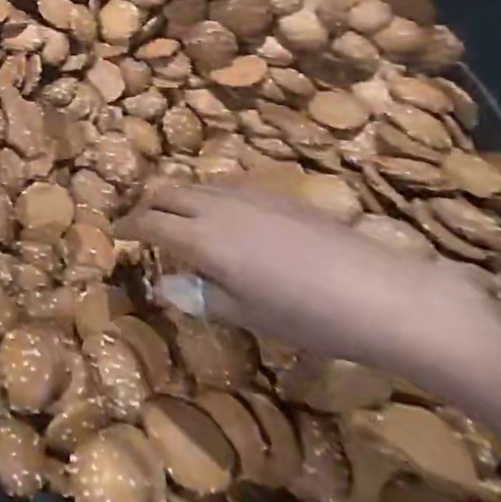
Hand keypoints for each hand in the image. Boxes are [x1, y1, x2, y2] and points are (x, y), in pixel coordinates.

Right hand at [115, 179, 500, 374]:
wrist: (386, 295)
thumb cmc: (308, 316)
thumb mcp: (247, 315)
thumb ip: (200, 295)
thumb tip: (165, 284)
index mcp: (202, 238)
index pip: (149, 223)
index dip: (128, 227)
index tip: (115, 234)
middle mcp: (217, 206)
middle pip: (167, 193)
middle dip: (147, 206)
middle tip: (140, 224)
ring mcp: (250, 195)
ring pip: (196, 185)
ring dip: (176, 197)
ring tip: (176, 218)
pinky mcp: (279, 194)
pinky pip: (226, 185)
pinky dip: (207, 195)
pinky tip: (223, 215)